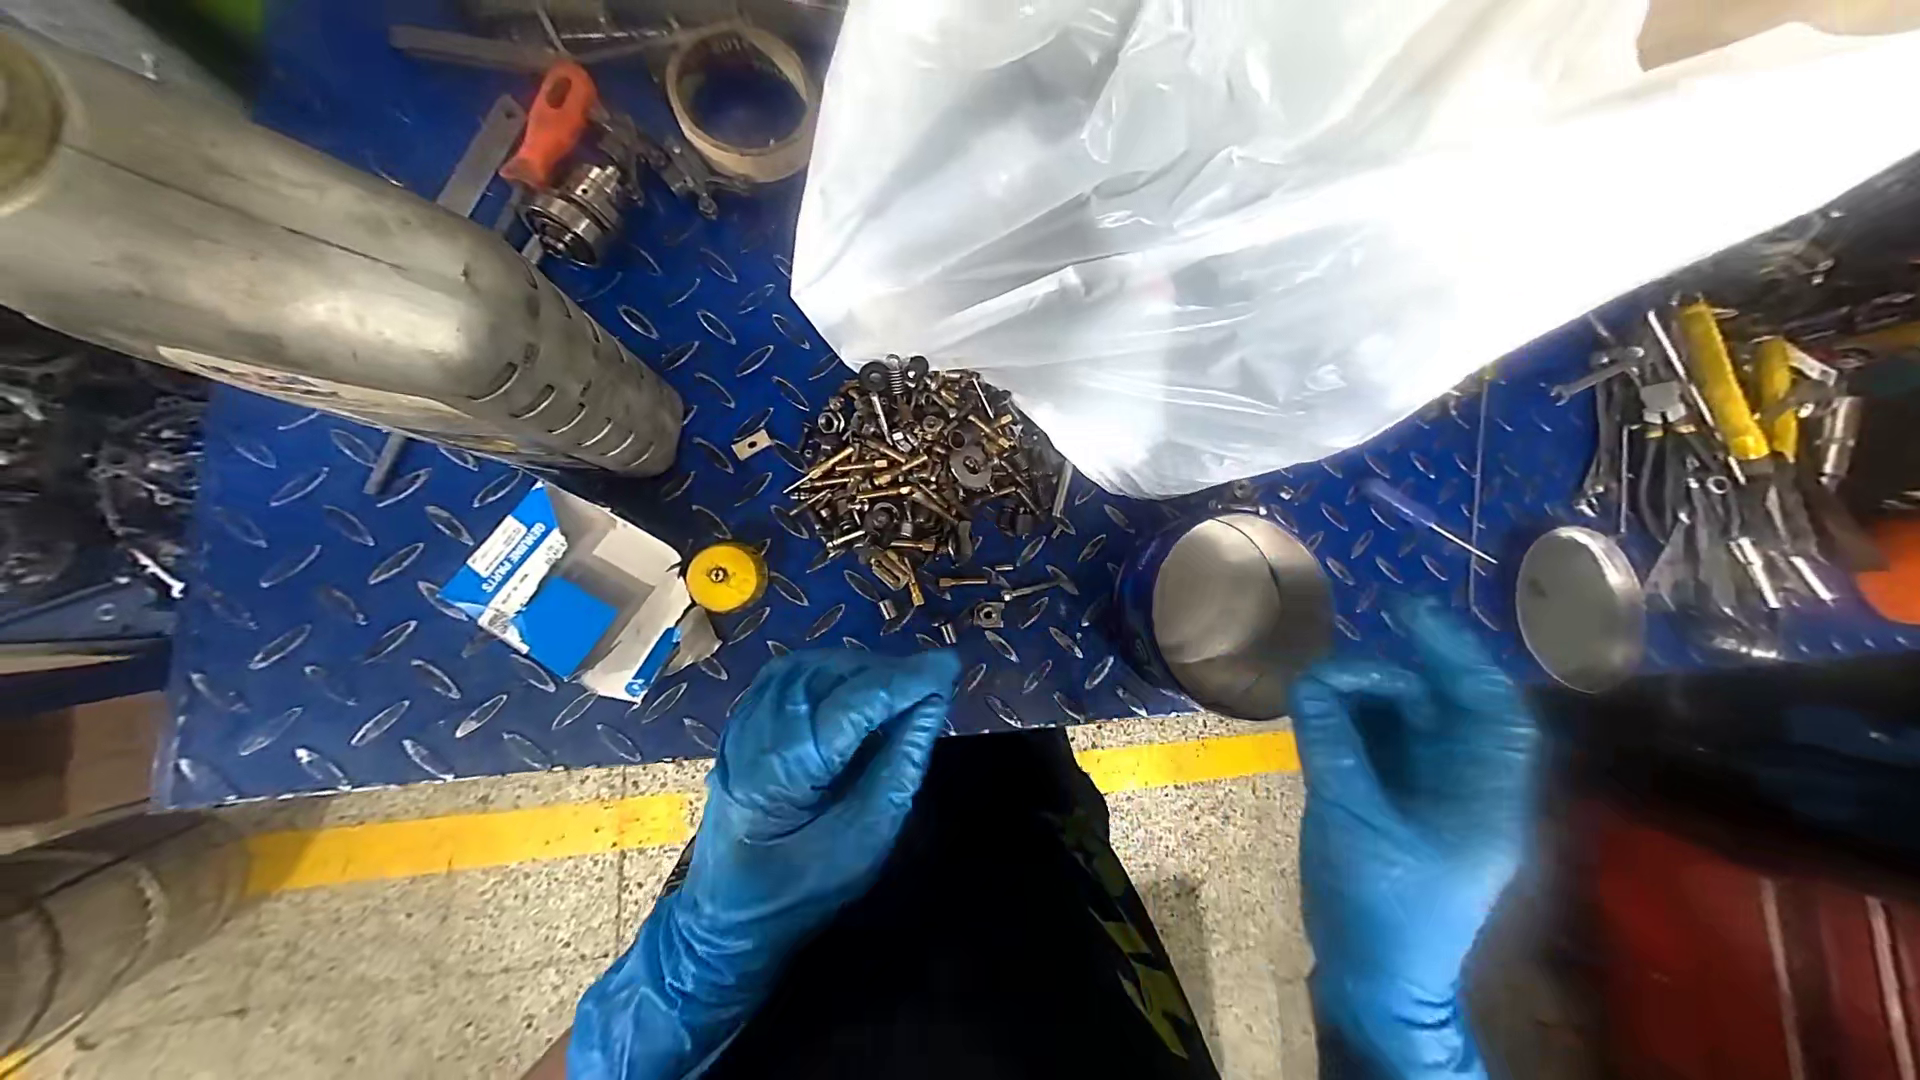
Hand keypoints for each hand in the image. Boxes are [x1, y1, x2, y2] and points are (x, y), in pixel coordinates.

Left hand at [570, 649, 960, 1077]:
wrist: (728, 911)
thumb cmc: (803, 888)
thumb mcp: (868, 838)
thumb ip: (902, 763)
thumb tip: (934, 700)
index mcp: (783, 770)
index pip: (856, 702)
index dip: (907, 679)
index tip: (951, 664)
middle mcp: (756, 732)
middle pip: (833, 674)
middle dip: (888, 672)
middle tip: (931, 683)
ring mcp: (742, 721)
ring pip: (814, 665)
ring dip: (863, 669)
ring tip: (900, 689)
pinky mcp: (743, 719)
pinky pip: (794, 673)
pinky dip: (834, 673)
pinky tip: (859, 690)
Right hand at [1289, 599, 1537, 1077]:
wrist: (1373, 973)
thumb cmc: (1380, 905)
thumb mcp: (1349, 819)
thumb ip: (1330, 743)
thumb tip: (1307, 681)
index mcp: (1482, 793)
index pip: (1486, 706)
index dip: (1453, 651)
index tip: (1407, 610)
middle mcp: (1460, 781)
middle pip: (1439, 705)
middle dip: (1392, 674)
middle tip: (1336, 665)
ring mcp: (1423, 789)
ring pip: (1402, 718)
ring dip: (1362, 696)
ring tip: (1320, 691)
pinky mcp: (1388, 795)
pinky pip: (1373, 739)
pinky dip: (1347, 719)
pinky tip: (1319, 711)